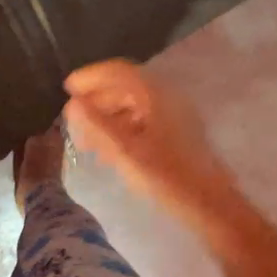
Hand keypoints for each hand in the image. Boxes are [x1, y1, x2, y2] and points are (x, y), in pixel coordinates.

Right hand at [63, 59, 236, 222]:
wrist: (209, 205)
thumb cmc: (166, 177)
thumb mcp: (125, 152)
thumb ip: (96, 125)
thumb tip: (72, 104)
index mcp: (155, 95)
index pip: (118, 71)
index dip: (91, 77)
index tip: (67, 88)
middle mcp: (167, 98)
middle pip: (125, 87)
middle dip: (96, 100)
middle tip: (73, 118)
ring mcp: (175, 116)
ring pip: (133, 106)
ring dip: (107, 117)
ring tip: (86, 140)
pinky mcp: (178, 134)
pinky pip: (143, 121)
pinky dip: (122, 129)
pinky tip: (109, 151)